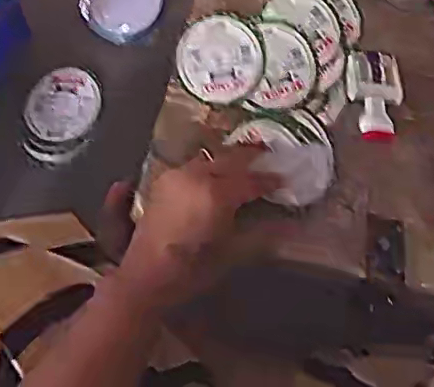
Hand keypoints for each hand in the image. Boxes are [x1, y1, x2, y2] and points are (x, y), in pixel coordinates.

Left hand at [111, 145, 278, 305]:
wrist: (144, 277)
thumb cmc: (190, 271)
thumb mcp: (229, 254)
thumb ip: (259, 234)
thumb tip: (289, 226)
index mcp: (216, 194)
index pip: (249, 180)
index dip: (267, 180)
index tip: (282, 179)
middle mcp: (197, 176)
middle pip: (230, 158)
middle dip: (250, 157)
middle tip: (267, 155)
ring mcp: (178, 174)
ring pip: (212, 158)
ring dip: (229, 159)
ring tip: (243, 161)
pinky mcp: (165, 178)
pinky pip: (194, 164)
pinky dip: (210, 165)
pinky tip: (216, 172)